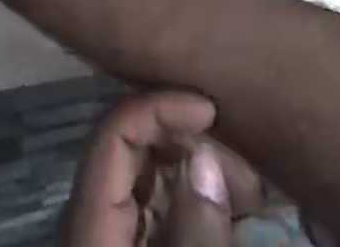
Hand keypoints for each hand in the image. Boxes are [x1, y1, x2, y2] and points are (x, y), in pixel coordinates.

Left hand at [63, 91, 262, 246]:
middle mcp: (95, 214)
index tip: (210, 108)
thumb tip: (208, 160)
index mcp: (89, 220)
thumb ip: (193, 234)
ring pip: (152, 172)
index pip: (114, 130)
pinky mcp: (133, 240)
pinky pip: (161, 202)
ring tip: (249, 186)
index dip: (159, 106)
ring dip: (198, 166)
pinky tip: (234, 205)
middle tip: (244, 163)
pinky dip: (196, 196)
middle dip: (188, 137)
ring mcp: (114, 230)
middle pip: (134, 144)